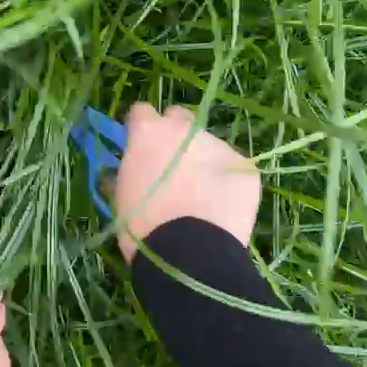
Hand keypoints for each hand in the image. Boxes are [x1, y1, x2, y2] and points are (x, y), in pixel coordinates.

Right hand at [115, 103, 260, 260]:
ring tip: (201, 196)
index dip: (141, 128)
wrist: (189, 254)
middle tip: (172, 165)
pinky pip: (233, 168)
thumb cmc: (142, 225)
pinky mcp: (245, 167)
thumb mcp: (121, 195)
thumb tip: (126, 168)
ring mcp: (218, 145)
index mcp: (148, 131)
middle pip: (179, 117)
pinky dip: (226, 182)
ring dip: (202, 160)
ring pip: (208, 145)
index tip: (140, 146)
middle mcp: (183, 129)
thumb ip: (126, 170)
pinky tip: (221, 208)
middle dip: (175, 134)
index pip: (141, 112)